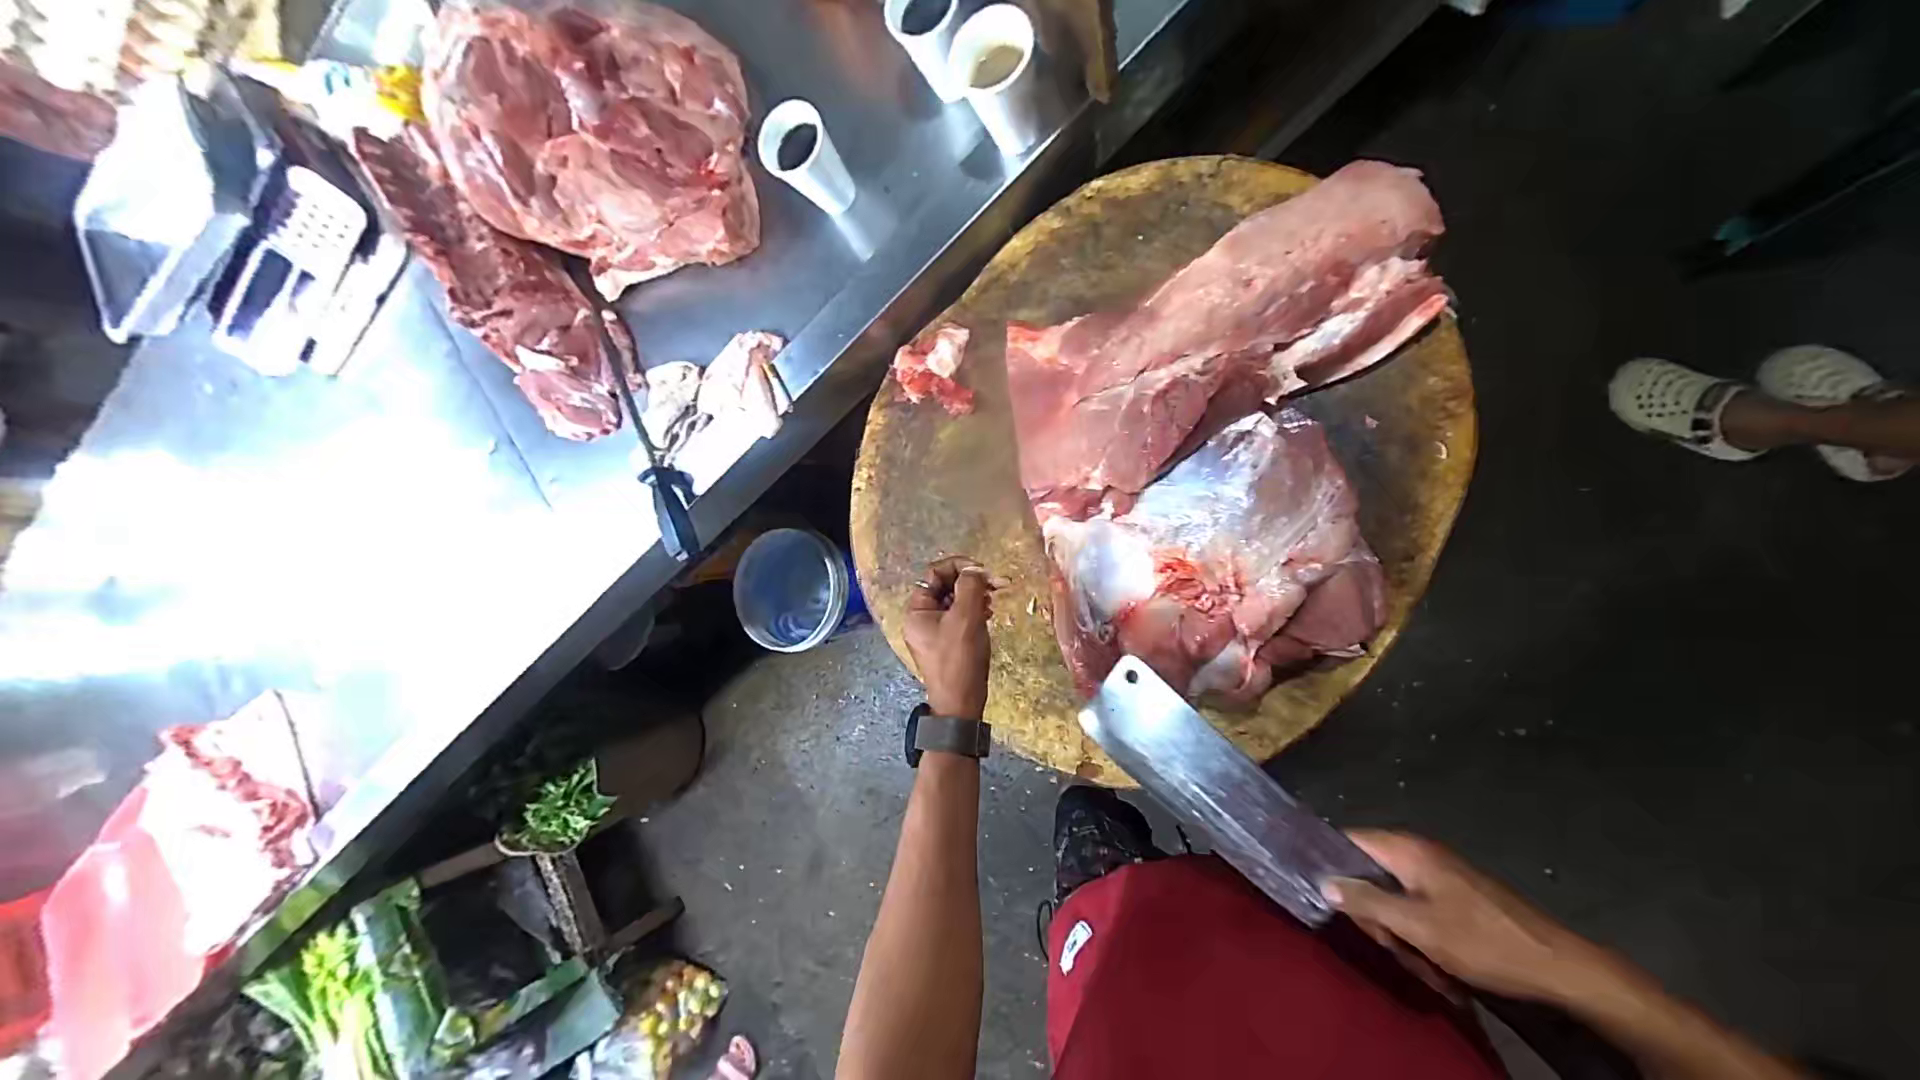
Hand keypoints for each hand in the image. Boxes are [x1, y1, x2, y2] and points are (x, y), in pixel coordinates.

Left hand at [904, 556, 997, 719]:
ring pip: (954, 601)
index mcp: (916, 610)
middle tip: (994, 586)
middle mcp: (921, 618)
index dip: (960, 567)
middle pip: (945, 585)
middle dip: (970, 582)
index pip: (935, 573)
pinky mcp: (946, 642)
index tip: (984, 573)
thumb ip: (970, 587)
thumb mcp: (966, 617)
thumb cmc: (959, 659)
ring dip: (974, 596)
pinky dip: (973, 611)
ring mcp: (933, 631)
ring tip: (991, 603)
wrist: (960, 703)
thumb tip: (975, 570)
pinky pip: (959, 617)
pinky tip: (987, 615)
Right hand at [1324, 830, 1613, 1005]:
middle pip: (1368, 874)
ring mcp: (1440, 874)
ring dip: (1401, 933)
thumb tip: (1322, 881)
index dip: (1330, 866)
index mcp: (1405, 848)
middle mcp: (1418, 852)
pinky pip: (1418, 909)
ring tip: (1424, 964)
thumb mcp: (1416, 926)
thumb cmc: (1482, 942)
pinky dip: (1422, 936)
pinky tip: (1439, 966)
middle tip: (1392, 946)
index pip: (1345, 839)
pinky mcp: (1456, 896)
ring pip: (1393, 897)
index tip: (1332, 902)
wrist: (1562, 970)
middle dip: (1376, 915)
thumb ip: (1365, 901)